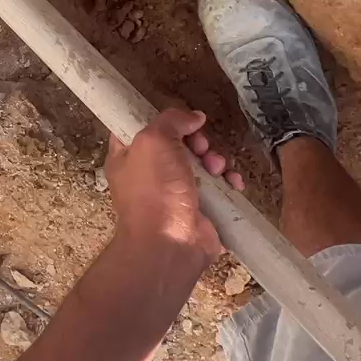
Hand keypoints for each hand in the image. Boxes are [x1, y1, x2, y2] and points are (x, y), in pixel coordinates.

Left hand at [105, 109, 241, 258]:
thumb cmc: (154, 191)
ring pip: (201, 162)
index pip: (141, 127)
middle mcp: (149, 173)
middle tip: (202, 148)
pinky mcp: (199, 207)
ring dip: (216, 160)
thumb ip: (171, 120)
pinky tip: (233, 182)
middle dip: (197, 141)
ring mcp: (175, 192)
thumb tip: (193, 117)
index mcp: (127, 156)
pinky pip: (217, 186)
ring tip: (217, 168)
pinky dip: (228, 181)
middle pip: (179, 143)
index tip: (180, 121)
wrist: (170, 243)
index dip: (163, 120)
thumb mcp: (154, 140)